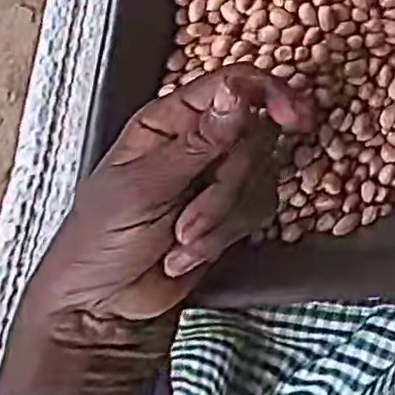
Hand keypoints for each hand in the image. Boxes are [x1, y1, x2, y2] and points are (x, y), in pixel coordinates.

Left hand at [21, 64, 315, 324]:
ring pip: (261, 173)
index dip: (270, 93)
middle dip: (228, 184)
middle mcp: (202, 137)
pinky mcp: (236, 206)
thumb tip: (238, 91)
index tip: (294, 116)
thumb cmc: (100, 242)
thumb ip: (199, 140)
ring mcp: (221, 171)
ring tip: (180, 242)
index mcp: (172, 119)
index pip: (234, 83)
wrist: (100, 312)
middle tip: (190, 220)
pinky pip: (260, 206)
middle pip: (255, 133)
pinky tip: (186, 254)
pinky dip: (225, 235)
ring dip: (222, 216)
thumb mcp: (144, 187)